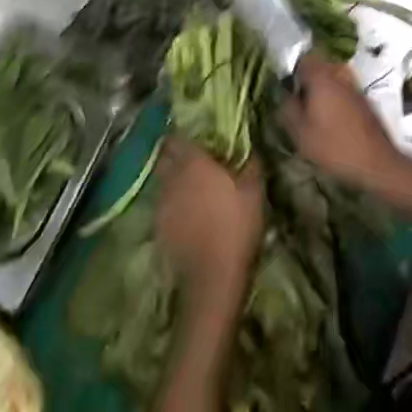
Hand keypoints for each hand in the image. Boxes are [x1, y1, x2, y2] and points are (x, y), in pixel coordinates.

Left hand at [155, 140, 262, 298]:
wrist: (213, 275)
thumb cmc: (237, 225)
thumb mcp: (254, 190)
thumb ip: (250, 163)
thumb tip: (248, 147)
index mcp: (193, 162)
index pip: (177, 138)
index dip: (183, 136)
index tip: (194, 139)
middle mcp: (172, 177)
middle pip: (164, 157)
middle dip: (173, 155)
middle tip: (191, 160)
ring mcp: (161, 202)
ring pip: (162, 181)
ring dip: (173, 180)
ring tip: (189, 188)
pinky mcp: (157, 226)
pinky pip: (162, 205)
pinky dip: (171, 205)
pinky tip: (185, 214)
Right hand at [284, 56, 407, 188]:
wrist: (377, 164)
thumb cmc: (334, 147)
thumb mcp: (300, 133)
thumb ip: (288, 108)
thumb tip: (285, 94)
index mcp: (322, 79)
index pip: (305, 58)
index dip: (295, 69)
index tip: (288, 86)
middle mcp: (340, 77)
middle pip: (321, 67)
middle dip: (309, 81)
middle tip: (300, 102)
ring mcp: (356, 89)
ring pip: (334, 81)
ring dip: (323, 92)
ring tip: (315, 115)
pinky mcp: (366, 103)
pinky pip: (345, 93)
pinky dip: (337, 101)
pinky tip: (333, 123)